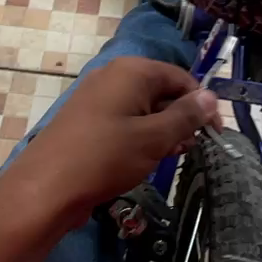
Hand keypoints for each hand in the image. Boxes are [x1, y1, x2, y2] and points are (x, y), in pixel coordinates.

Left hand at [0, 57, 220, 223]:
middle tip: (191, 150)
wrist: (45, 190)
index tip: (215, 135)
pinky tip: (145, 160)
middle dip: (181, 119)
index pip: (182, 78)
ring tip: (169, 158)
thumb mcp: (153, 138)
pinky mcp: (88, 121)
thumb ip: (186, 117)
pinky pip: (125, 121)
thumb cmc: (104, 158)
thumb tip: (212, 97)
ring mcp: (98, 98)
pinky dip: (141, 137)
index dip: (203, 105)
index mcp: (132, 71)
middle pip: (162, 91)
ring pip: (144, 109)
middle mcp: (114, 76)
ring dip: (162, 131)